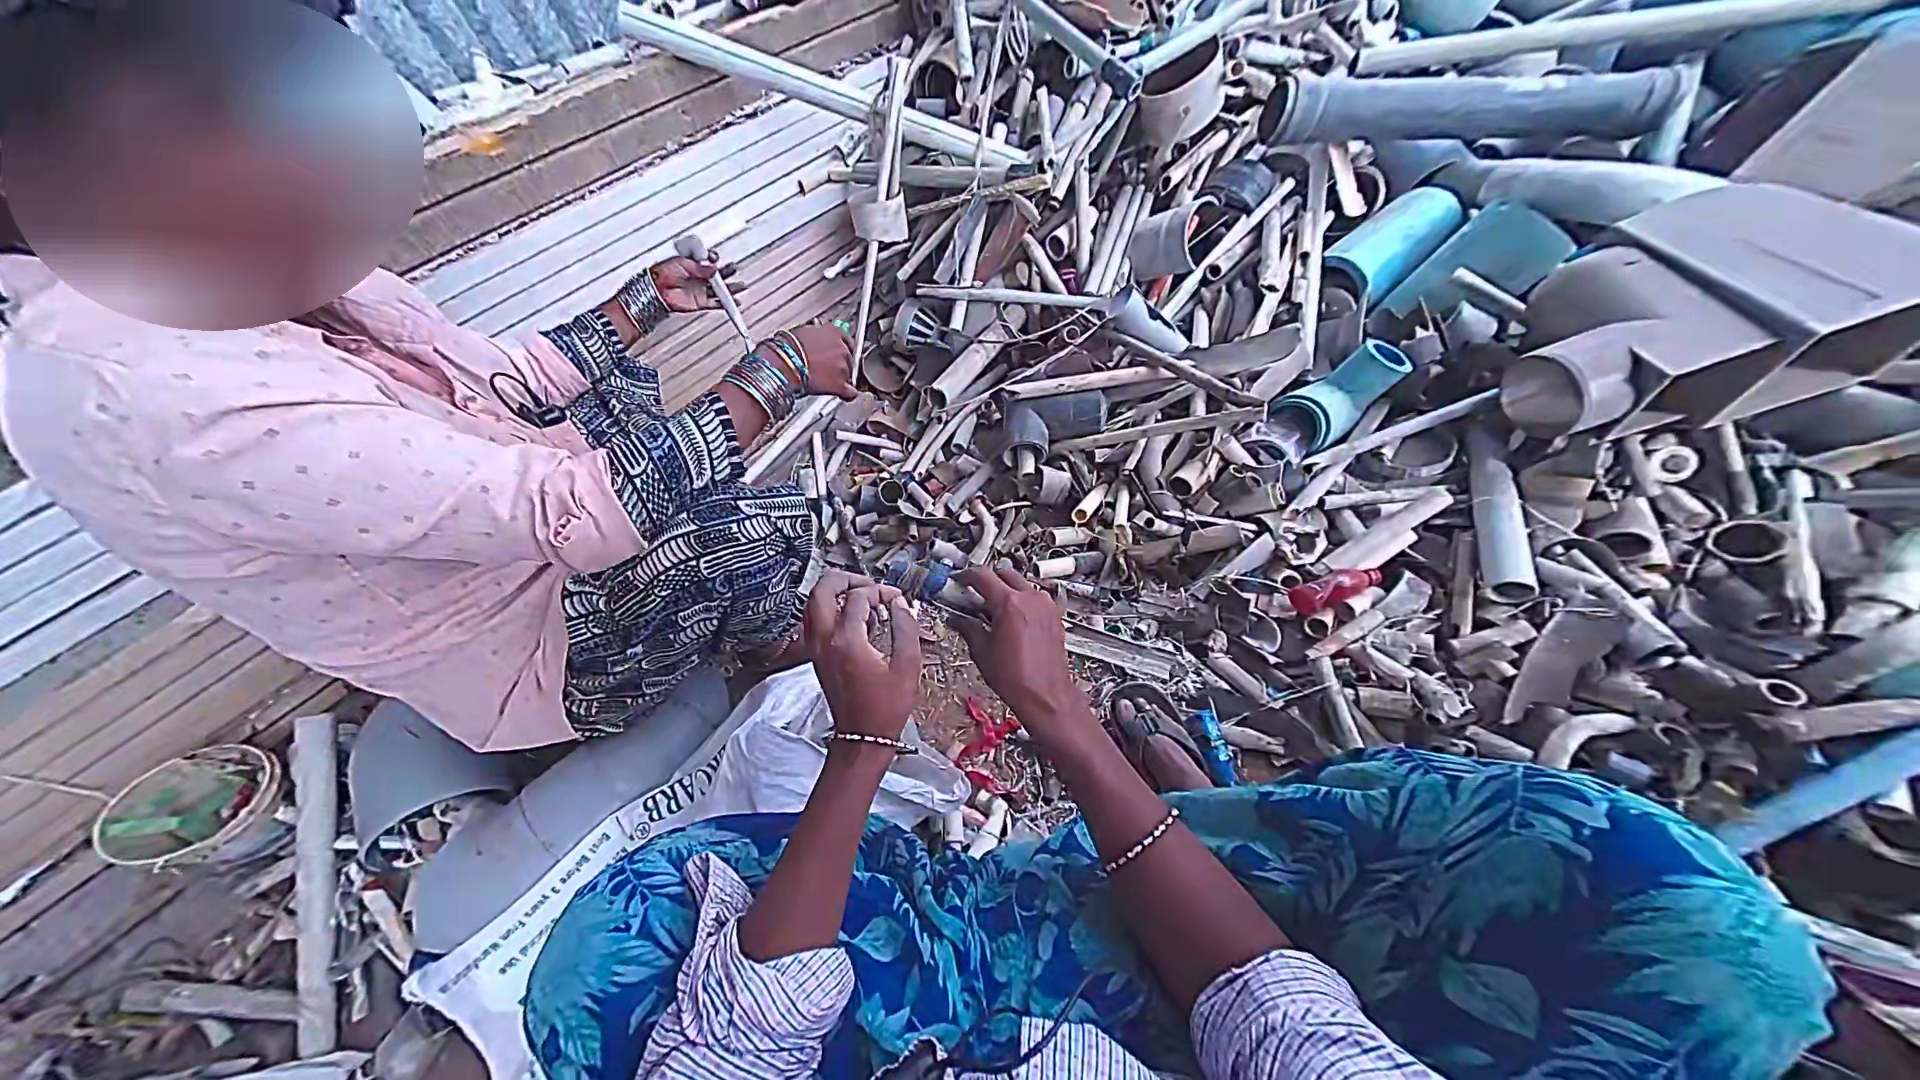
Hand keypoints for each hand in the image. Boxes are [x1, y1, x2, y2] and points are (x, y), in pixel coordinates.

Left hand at [650, 256, 743, 313]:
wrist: (656, 290)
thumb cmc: (662, 274)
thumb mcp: (682, 264)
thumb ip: (700, 267)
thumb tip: (713, 266)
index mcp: (693, 265)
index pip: (708, 261)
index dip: (713, 259)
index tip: (714, 257)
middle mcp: (698, 277)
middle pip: (717, 275)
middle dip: (726, 271)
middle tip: (733, 267)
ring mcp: (700, 290)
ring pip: (720, 290)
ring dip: (730, 288)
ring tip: (741, 285)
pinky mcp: (701, 302)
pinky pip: (716, 304)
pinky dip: (725, 304)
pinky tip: (735, 302)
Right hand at [783, 324, 857, 400]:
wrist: (783, 363)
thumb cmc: (787, 347)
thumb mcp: (804, 332)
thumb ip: (818, 337)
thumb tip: (817, 341)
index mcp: (834, 332)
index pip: (847, 341)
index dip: (841, 349)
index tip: (837, 354)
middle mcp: (842, 349)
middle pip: (849, 359)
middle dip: (840, 364)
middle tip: (828, 369)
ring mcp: (842, 367)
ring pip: (849, 375)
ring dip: (841, 378)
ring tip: (827, 381)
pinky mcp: (839, 385)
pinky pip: (850, 392)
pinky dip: (848, 394)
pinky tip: (844, 395)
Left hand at [804, 571, 921, 739]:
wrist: (863, 736)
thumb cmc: (886, 706)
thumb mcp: (908, 664)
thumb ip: (906, 627)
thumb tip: (900, 603)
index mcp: (846, 640)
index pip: (858, 597)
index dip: (880, 592)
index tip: (896, 599)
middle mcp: (824, 640)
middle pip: (821, 590)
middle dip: (845, 579)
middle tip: (868, 585)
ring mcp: (816, 648)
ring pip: (813, 604)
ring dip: (836, 594)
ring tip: (864, 600)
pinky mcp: (816, 656)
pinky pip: (816, 621)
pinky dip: (833, 611)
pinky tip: (858, 621)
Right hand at [953, 568, 1098, 748]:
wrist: (1046, 695)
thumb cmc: (1018, 678)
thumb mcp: (982, 651)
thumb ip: (968, 628)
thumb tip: (957, 620)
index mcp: (1009, 603)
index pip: (982, 575)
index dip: (966, 576)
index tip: (959, 580)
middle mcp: (1030, 599)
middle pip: (1004, 573)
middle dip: (987, 580)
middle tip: (973, 594)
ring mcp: (1045, 606)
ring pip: (1021, 584)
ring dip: (1006, 590)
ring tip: (992, 610)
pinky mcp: (1054, 616)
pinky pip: (1035, 598)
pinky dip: (1022, 601)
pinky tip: (1011, 619)